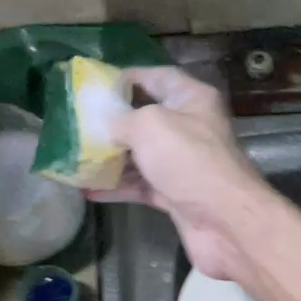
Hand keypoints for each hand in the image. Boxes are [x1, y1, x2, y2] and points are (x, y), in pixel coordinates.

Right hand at [88, 67, 275, 283]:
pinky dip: (118, 187)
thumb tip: (104, 122)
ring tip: (74, 156)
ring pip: (142, 156)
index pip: (157, 78)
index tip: (94, 84)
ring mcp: (184, 166)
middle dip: (112, 123)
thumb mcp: (149, 125)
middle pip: (146, 119)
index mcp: (192, 100)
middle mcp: (191, 129)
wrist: (226, 222)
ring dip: (110, 158)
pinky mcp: (178, 197)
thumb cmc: (189, 161)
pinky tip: (88, 188)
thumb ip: (121, 119)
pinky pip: (143, 186)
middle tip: (75, 124)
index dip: (127, 78)